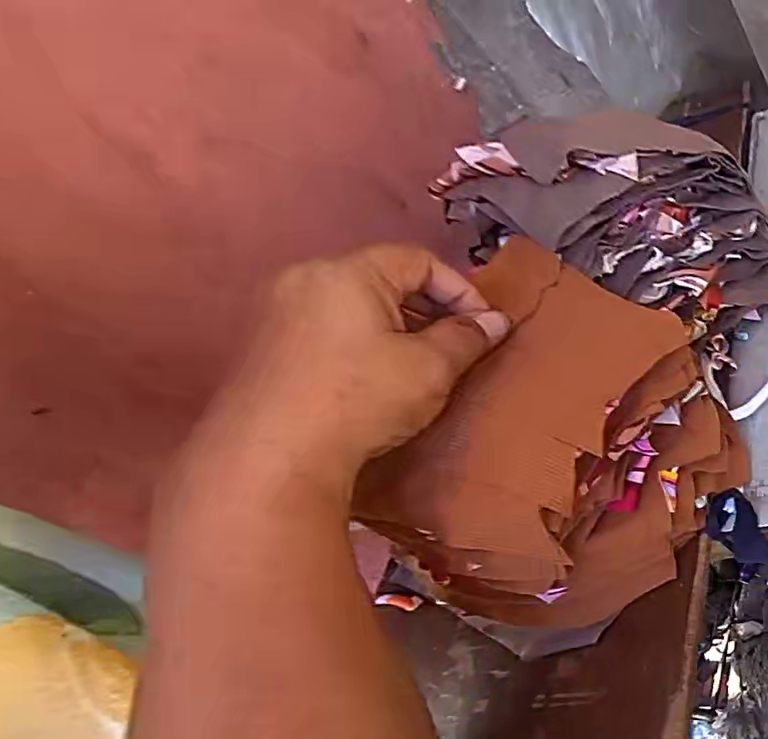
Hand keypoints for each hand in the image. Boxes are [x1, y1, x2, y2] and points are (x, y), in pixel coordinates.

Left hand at [198, 245, 509, 492]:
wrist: (278, 451)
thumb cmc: (364, 398)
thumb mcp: (431, 368)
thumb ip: (467, 338)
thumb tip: (496, 321)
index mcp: (347, 273)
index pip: (418, 259)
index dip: (461, 289)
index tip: (485, 327)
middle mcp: (307, 277)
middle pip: (386, 278)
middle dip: (433, 308)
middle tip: (461, 347)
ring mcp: (281, 310)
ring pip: (359, 304)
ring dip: (403, 327)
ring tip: (427, 366)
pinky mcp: (270, 343)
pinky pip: (334, 326)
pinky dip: (370, 341)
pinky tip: (383, 378)